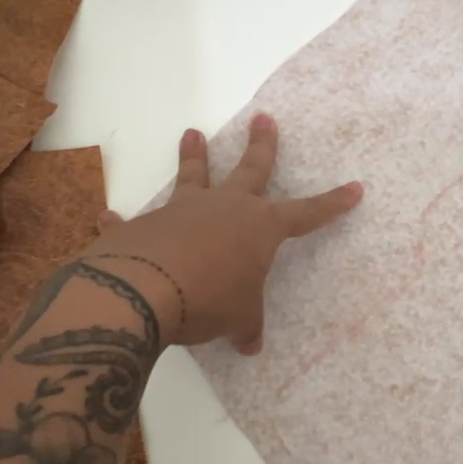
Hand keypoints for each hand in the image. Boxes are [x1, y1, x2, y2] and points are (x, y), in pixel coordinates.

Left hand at [88, 114, 361, 352]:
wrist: (143, 290)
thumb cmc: (209, 299)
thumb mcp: (238, 318)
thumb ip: (245, 325)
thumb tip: (250, 345)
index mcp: (260, 226)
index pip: (306, 213)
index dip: (332, 204)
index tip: (355, 188)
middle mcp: (225, 208)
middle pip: (250, 170)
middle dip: (261, 146)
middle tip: (263, 118)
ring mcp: (182, 211)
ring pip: (193, 177)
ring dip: (194, 156)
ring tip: (192, 133)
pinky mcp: (143, 225)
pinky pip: (134, 221)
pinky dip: (121, 220)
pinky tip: (107, 216)